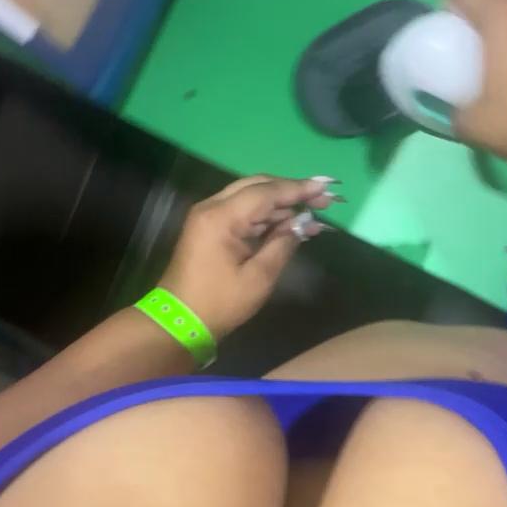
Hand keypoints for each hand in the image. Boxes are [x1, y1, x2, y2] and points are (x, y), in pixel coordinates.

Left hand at [160, 175, 338, 337]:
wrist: (180, 320)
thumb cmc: (220, 302)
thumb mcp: (259, 277)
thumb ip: (283, 244)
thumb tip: (303, 224)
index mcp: (222, 218)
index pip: (266, 193)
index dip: (298, 190)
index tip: (325, 188)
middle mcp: (212, 207)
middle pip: (257, 186)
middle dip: (290, 190)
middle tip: (323, 197)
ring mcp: (209, 216)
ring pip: (250, 197)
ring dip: (280, 202)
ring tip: (313, 210)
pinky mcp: (210, 227)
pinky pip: (242, 211)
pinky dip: (266, 214)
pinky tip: (289, 221)